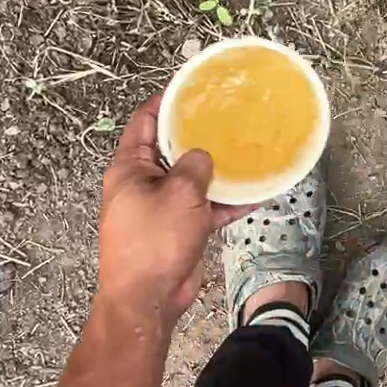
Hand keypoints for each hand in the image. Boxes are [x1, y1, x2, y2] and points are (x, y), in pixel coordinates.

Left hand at [96, 95, 258, 326]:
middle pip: (172, 149)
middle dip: (199, 135)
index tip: (191, 87)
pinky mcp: (178, 229)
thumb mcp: (179, 193)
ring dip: (218, 171)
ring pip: (193, 179)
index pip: (144, 121)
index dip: (166, 101)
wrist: (148, 299)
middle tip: (228, 117)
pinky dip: (226, 202)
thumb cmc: (153, 242)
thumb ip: (195, 165)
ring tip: (247, 152)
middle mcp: (143, 183)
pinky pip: (205, 208)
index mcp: (130, 168)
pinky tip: (255, 194)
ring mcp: (161, 207)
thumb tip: (203, 156)